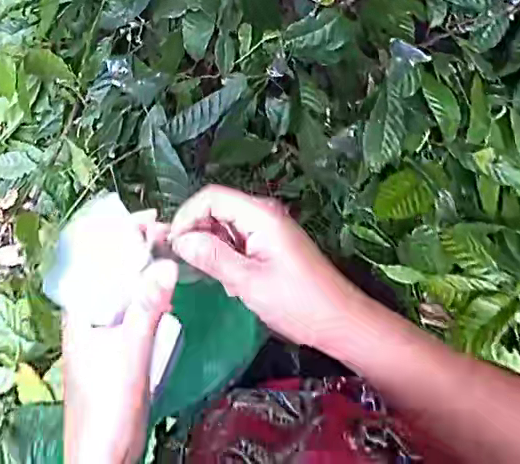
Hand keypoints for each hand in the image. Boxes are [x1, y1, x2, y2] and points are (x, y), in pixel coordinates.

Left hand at [61, 215, 177, 463]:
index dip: (120, 230)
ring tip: (168, 253)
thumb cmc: (106, 409)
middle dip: (136, 246)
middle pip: (109, 266)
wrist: (102, 461)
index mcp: (78, 306)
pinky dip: (146, 295)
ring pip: (121, 286)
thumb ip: (146, 308)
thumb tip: (164, 263)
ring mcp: (98, 329)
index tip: (149, 219)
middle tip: (166, 233)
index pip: (94, 253)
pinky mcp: (113, 345)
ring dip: (143, 268)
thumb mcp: (130, 353)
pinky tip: (163, 293)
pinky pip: (129, 307)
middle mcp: (85, 311)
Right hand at [167, 186, 373, 353]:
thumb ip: (213, 258)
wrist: (346, 325)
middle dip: (197, 230)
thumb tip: (180, 241)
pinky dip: (226, 251)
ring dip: (212, 244)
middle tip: (187, 261)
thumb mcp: (250, 284)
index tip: (173, 243)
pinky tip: (230, 278)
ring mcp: (269, 225)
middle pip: (216, 206)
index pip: (211, 196)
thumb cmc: (300, 304)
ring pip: (225, 222)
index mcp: (260, 214)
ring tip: (211, 274)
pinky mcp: (272, 240)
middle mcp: (263, 212)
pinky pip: (237, 235)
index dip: (187, 215)